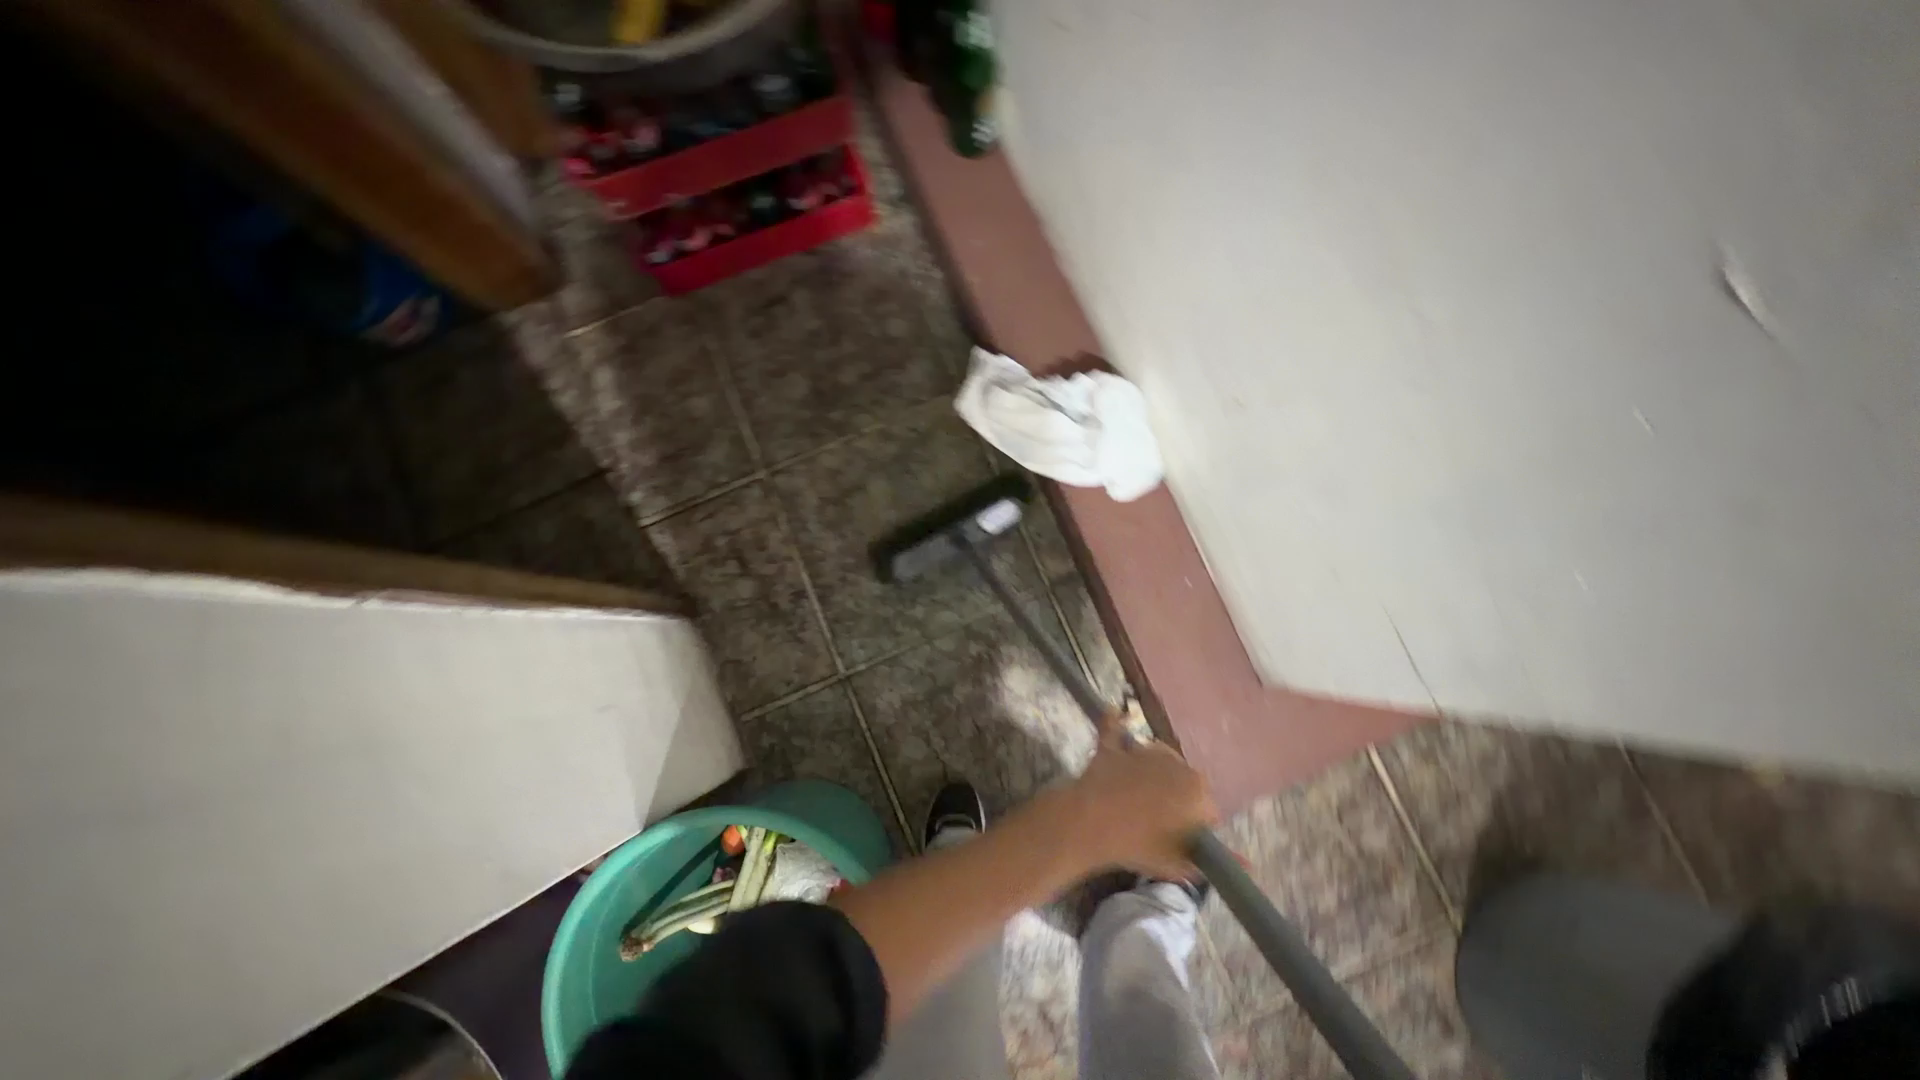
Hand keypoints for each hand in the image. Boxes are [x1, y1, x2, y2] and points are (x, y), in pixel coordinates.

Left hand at [1064, 709, 1218, 879]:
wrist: (1087, 825)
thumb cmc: (1136, 846)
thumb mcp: (1179, 864)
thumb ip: (1215, 861)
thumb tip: (1250, 865)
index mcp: (1198, 791)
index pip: (1207, 812)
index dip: (1194, 829)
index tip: (1178, 841)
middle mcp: (1177, 763)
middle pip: (1184, 783)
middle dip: (1176, 800)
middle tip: (1155, 824)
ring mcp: (1144, 750)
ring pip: (1158, 760)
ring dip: (1153, 773)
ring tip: (1135, 799)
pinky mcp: (1115, 746)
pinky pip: (1115, 729)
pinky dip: (1114, 723)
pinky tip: (1114, 711)